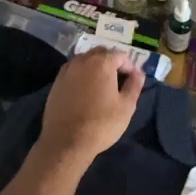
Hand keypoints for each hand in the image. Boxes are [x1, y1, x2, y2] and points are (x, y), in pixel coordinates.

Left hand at [38, 49, 143, 165]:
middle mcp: (82, 61)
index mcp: (101, 63)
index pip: (120, 55)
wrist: (66, 142)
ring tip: (102, 85)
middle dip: (112, 62)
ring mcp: (67, 71)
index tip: (134, 80)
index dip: (130, 66)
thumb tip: (138, 73)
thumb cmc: (101, 124)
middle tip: (119, 80)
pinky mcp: (56, 82)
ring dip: (96, 66)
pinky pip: (73, 71)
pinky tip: (85, 91)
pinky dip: (82, 74)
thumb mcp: (126, 106)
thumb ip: (134, 85)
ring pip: (85, 60)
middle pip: (101, 53)